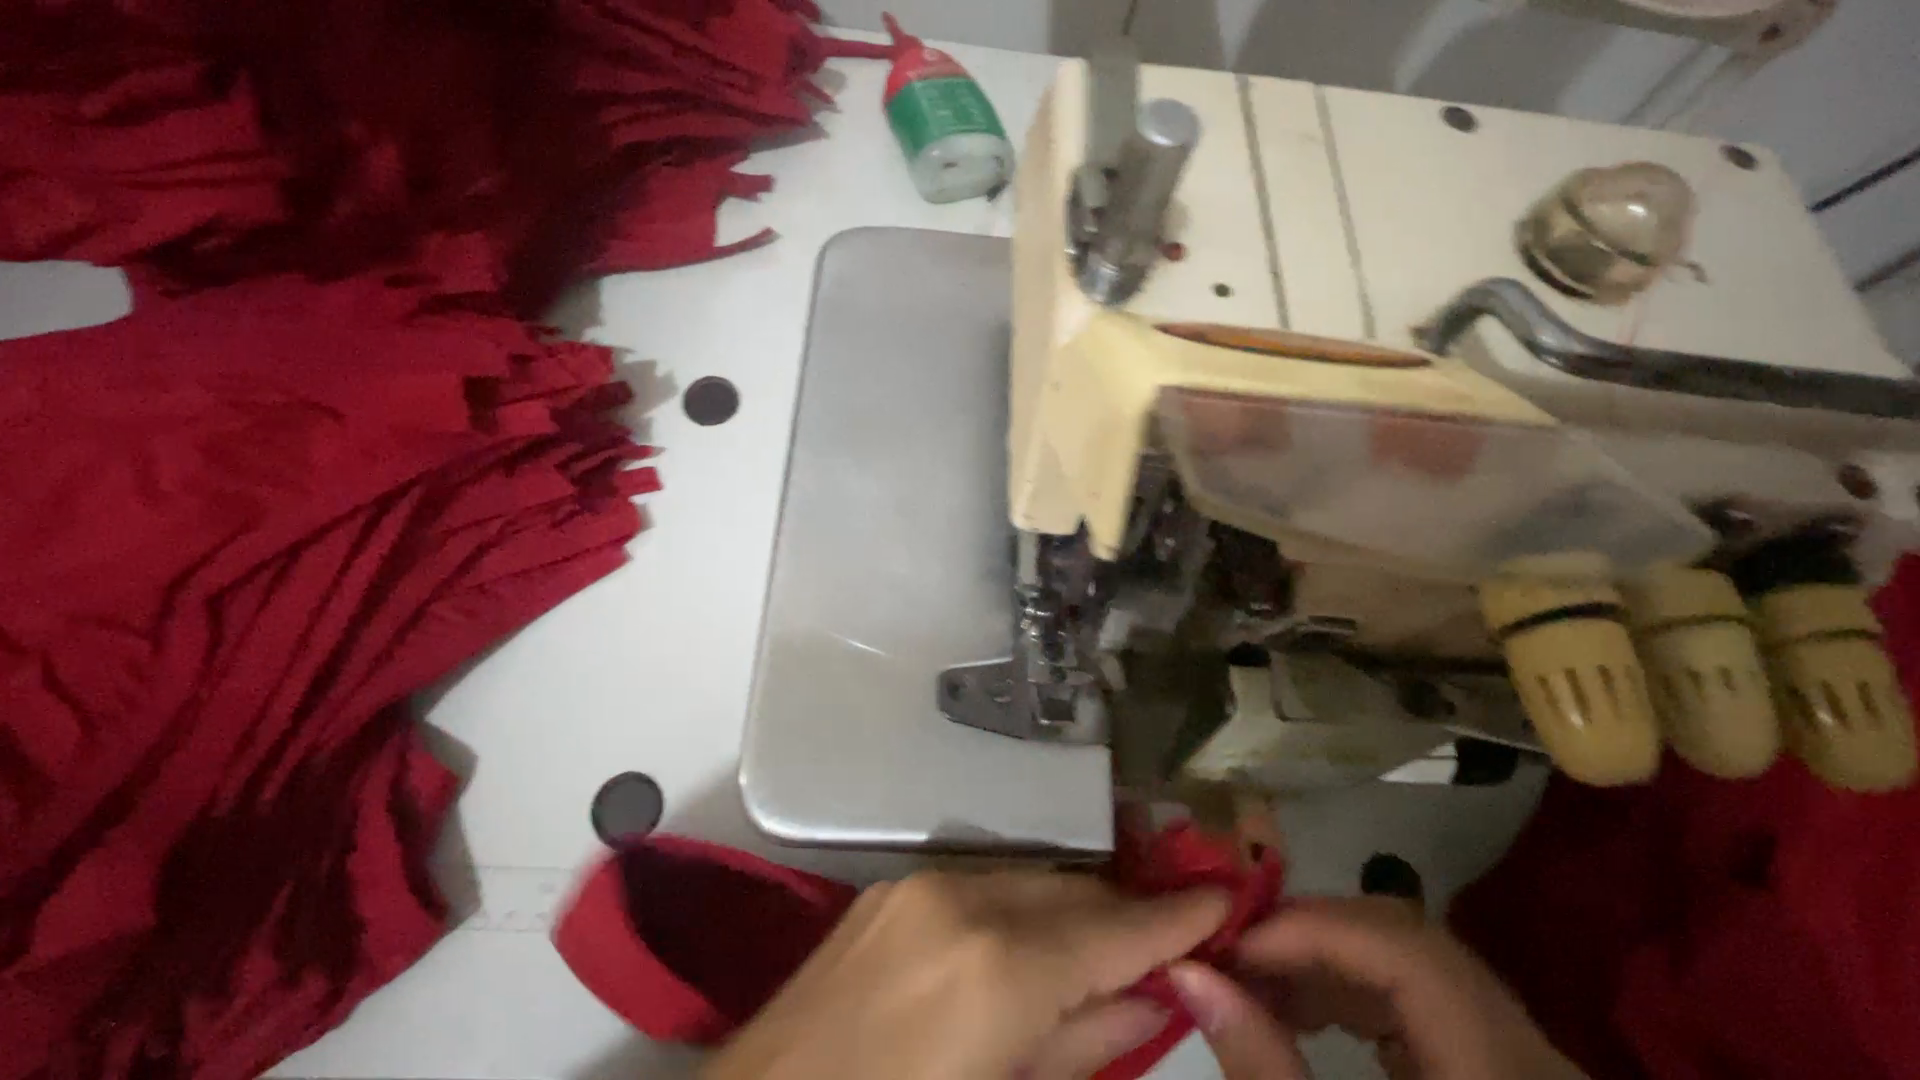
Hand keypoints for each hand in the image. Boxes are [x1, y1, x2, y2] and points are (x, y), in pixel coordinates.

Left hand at [700, 869, 1230, 1079]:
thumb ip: (1085, 1042)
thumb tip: (1151, 995)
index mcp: (1001, 967)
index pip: (1115, 930)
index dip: (1178, 917)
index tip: (1227, 901)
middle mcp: (964, 901)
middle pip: (1078, 891)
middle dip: (1128, 913)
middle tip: (1173, 937)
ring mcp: (920, 885)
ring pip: (1033, 878)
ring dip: (1077, 906)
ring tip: (1107, 942)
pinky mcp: (891, 887)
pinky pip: (984, 881)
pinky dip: (1024, 903)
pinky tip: (1033, 936)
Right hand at [1168, 897, 1585, 1079]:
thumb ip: (1262, 1065)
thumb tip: (1188, 973)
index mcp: (1502, 1078)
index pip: (1407, 954)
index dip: (1313, 930)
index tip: (1231, 944)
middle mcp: (1533, 1059)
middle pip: (1412, 945)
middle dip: (1311, 937)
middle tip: (1230, 954)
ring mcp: (1525, 1064)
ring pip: (1418, 966)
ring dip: (1328, 961)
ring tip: (1255, 984)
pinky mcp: (1503, 1072)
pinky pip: (1428, 1002)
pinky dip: (1357, 993)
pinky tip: (1305, 1012)